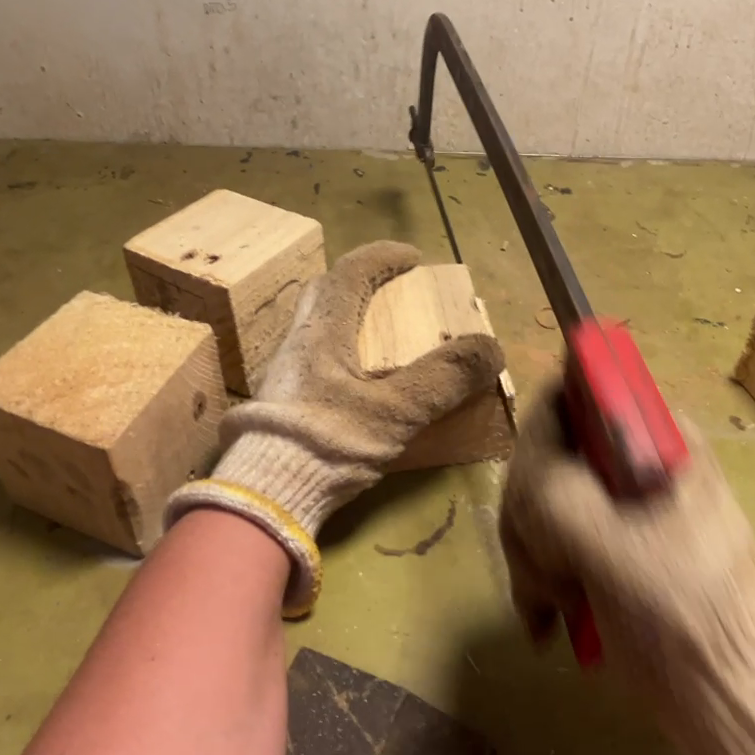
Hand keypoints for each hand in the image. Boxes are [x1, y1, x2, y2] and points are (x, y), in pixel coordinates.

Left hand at [167, 241, 503, 616]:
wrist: (264, 496)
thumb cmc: (328, 442)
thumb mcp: (397, 411)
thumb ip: (444, 378)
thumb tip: (490, 347)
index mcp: (322, 331)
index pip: (349, 273)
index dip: (382, 257)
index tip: (412, 257)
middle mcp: (297, 343)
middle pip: (323, 293)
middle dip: (358, 283)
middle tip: (389, 292)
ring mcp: (282, 374)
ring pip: (314, 328)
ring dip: (345, 320)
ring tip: (377, 340)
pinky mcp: (277, 405)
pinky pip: (311, 362)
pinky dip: (337, 356)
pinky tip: (353, 385)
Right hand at [499, 384, 754, 754]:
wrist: (739, 698)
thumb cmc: (689, 616)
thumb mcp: (615, 548)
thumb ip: (557, 492)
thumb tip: (522, 453)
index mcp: (653, 436)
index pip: (567, 402)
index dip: (539, 449)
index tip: (539, 513)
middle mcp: (636, 459)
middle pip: (545, 458)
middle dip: (532, 523)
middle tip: (549, 579)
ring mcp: (624, 505)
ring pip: (541, 503)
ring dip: (534, 560)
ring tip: (553, 612)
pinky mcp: (612, 547)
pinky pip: (554, 541)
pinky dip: (542, 580)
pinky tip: (547, 622)